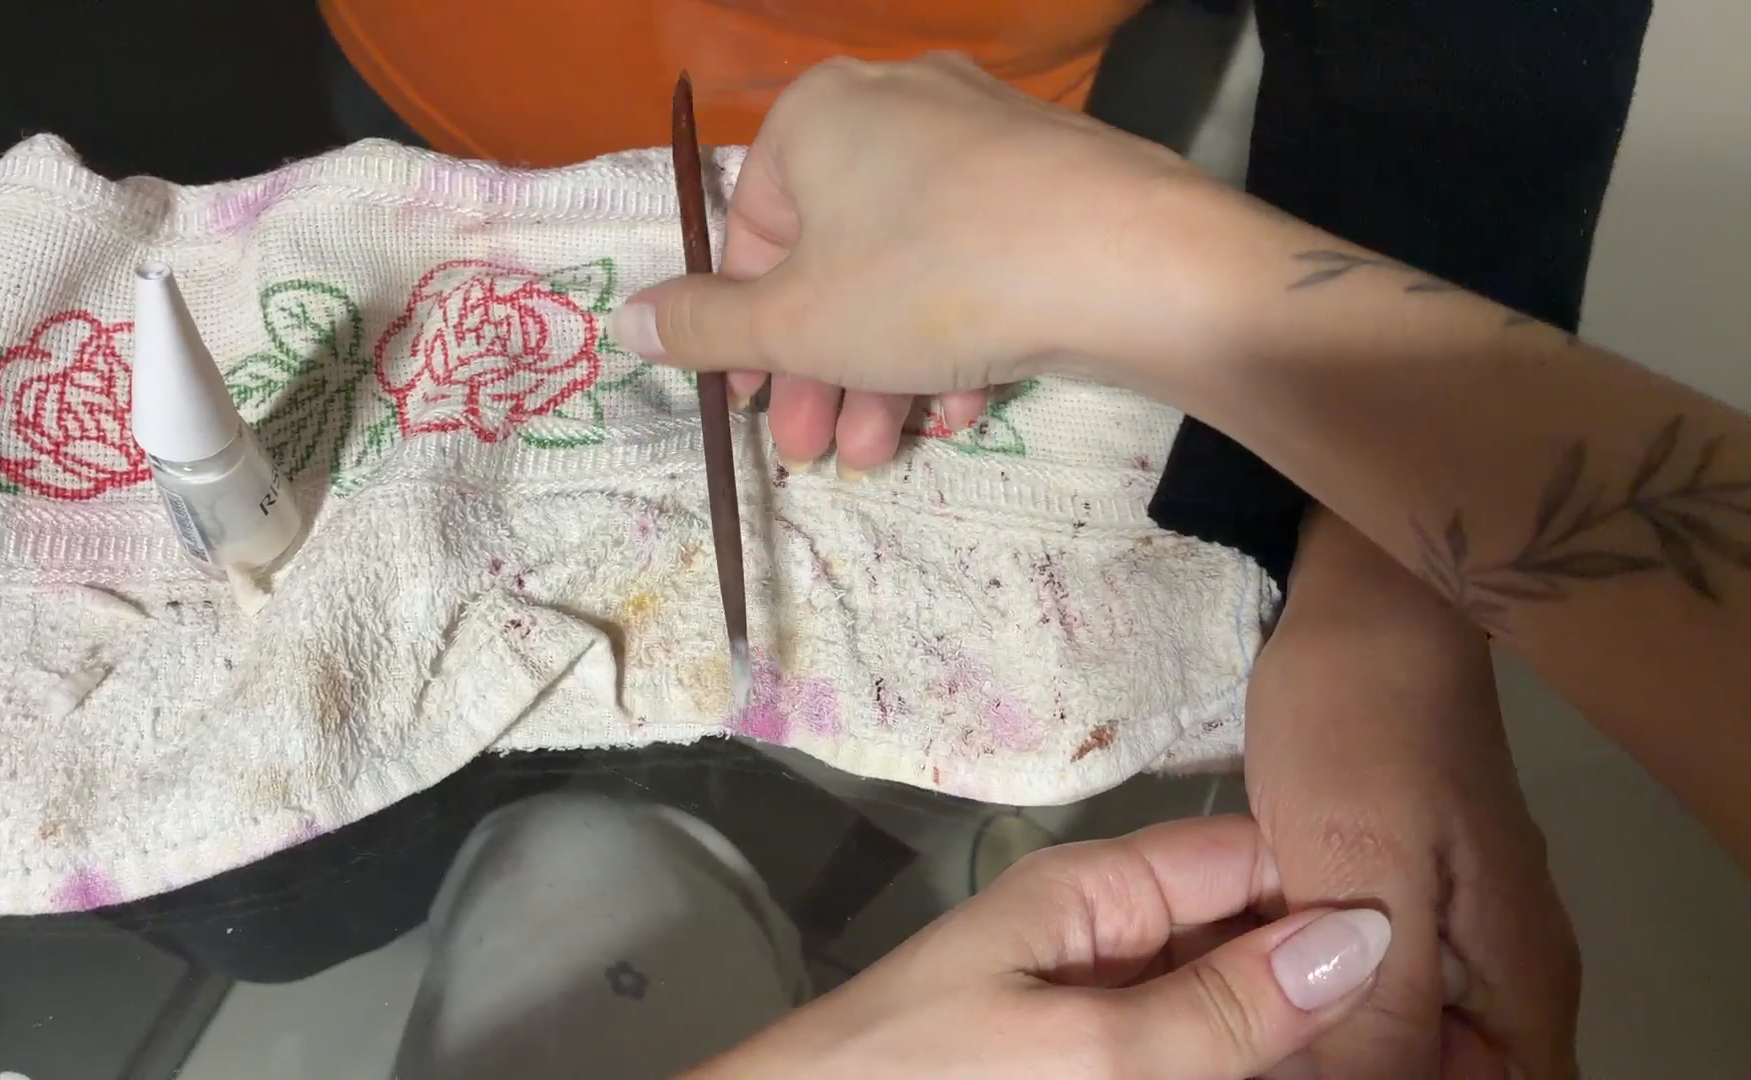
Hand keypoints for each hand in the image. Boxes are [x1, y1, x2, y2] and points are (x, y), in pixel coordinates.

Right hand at [612, 54, 1237, 467]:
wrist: (1127, 268)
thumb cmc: (925, 284)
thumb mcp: (791, 323)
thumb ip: (699, 326)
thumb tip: (623, 319)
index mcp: (818, 120)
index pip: (749, 238)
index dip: (744, 334)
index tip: (753, 402)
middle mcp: (895, 113)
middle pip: (830, 269)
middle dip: (818, 377)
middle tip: (815, 451)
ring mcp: (978, 145)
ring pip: (901, 281)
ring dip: (880, 378)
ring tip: (882, 452)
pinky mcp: (1043, 190)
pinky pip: (969, 271)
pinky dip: (952, 343)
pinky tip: (959, 406)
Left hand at [683, 817, 1392, 1079]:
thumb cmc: (938, 1065)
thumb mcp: (1087, 1043)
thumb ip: (1216, 1005)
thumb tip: (1355, 940)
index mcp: (1100, 886)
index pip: (1243, 857)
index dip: (1339, 893)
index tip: (1451, 958)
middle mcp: (1112, 921)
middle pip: (1247, 927)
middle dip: (1337, 977)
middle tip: (1457, 1043)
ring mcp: (1107, 984)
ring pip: (1232, 990)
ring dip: (1305, 1030)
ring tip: (1418, 1059)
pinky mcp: (1100, 1039)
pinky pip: (1192, 1036)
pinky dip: (1248, 1057)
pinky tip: (1306, 1069)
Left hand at [1246, 511, 1579, 1077]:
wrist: (1357, 613)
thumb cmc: (1356, 728)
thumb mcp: (1360, 864)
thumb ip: (1384, 998)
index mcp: (1512, 978)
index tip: (1292, 1064)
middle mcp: (1492, 958)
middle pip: (1437, 1059)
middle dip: (1345, 1058)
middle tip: (1242, 1037)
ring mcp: (1438, 904)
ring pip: (1385, 1005)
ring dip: (1315, 1014)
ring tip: (1227, 1003)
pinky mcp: (1383, 861)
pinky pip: (1353, 945)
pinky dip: (1300, 957)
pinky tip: (1240, 946)